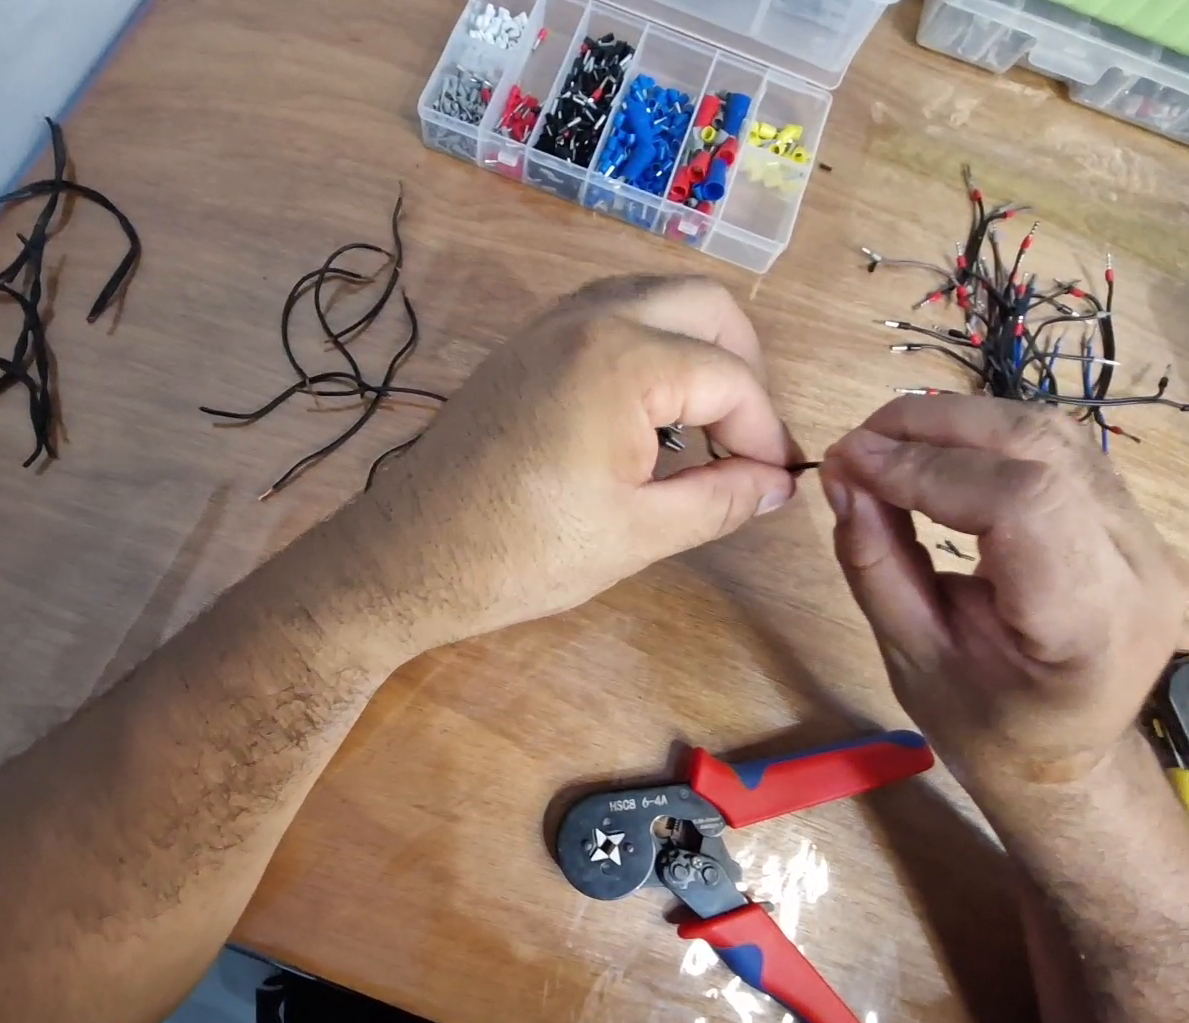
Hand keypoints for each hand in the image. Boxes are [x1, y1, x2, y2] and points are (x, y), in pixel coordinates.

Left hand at [334, 276, 798, 648]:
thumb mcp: (638, 533)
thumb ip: (723, 499)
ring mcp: (548, 324)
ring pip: (654, 299)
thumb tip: (778, 483)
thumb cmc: (522, 554)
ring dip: (694, 349)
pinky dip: (647, 347)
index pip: (731, 378)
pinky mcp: (524, 344)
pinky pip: (608, 316)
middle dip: (742, 367)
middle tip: (743, 438)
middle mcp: (587, 318)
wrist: (409, 557)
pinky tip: (645, 412)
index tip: (774, 480)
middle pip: (703, 306)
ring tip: (701, 425)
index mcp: (622, 360)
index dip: (764, 432)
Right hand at [819, 396, 1188, 789]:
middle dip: (934, 427)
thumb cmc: (981, 724)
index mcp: (1088, 624)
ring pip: (1054, 433)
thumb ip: (874, 561)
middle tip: (857, 442)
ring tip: (886, 441)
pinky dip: (984, 436)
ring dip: (957, 421)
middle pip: (1041, 448)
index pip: (1020, 503)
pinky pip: (1059, 449)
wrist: (1064, 754)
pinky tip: (934, 451)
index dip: (924, 468)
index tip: (847, 460)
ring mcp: (1148, 537)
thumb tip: (842, 475)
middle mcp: (1140, 567)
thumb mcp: (909, 657)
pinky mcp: (1133, 520)